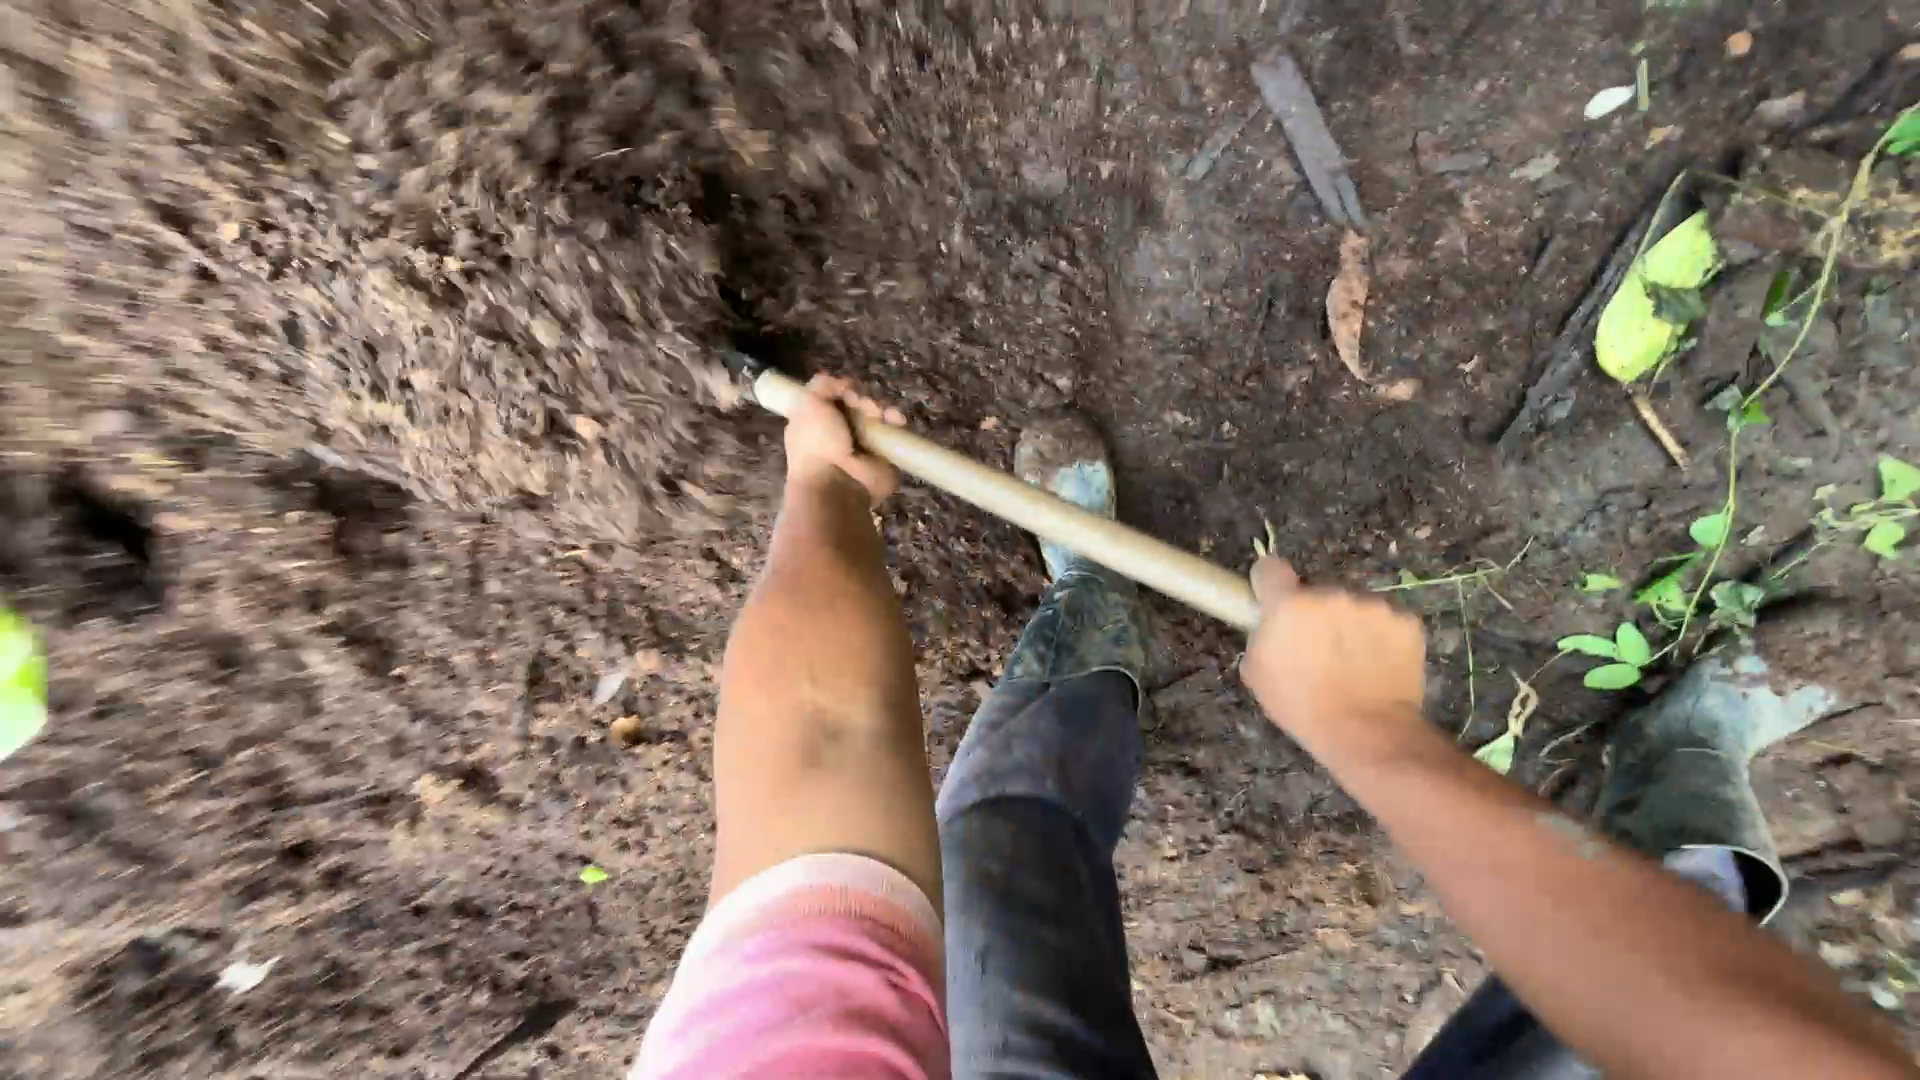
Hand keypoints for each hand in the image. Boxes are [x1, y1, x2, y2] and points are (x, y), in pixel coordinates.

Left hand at [783, 374, 904, 502]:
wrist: (836, 483)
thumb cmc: (817, 443)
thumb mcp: (809, 403)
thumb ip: (823, 385)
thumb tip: (844, 383)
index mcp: (817, 422)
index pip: (834, 398)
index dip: (842, 389)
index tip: (845, 390)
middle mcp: (839, 433)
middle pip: (858, 404)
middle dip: (862, 399)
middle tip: (861, 404)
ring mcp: (863, 444)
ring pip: (878, 415)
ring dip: (880, 408)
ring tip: (879, 414)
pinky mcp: (884, 455)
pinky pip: (894, 432)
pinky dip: (896, 422)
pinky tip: (896, 420)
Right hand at [1239, 557, 1426, 748]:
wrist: (1367, 731)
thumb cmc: (1301, 705)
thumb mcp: (1257, 672)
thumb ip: (1262, 636)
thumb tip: (1272, 628)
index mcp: (1290, 603)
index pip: (1270, 567)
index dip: (1268, 584)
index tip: (1272, 602)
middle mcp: (1332, 594)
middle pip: (1317, 590)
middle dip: (1314, 612)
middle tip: (1316, 648)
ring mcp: (1374, 605)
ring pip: (1354, 605)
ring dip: (1349, 623)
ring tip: (1352, 662)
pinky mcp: (1407, 622)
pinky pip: (1386, 621)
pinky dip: (1381, 637)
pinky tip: (1378, 665)